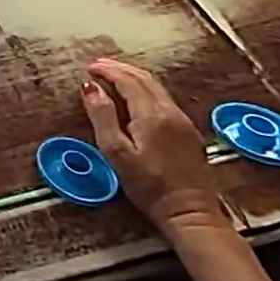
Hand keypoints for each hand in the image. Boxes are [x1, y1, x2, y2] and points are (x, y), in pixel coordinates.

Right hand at [81, 59, 227, 234]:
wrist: (190, 214)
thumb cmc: (148, 186)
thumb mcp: (117, 153)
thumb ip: (102, 117)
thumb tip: (90, 87)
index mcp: (151, 114)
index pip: (128, 80)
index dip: (107, 70)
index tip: (88, 67)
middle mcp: (170, 111)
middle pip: (144, 79)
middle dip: (119, 69)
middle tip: (97, 66)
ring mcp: (183, 121)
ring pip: (156, 88)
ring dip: (133, 77)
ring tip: (113, 77)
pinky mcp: (188, 133)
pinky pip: (164, 99)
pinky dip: (145, 90)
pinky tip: (135, 97)